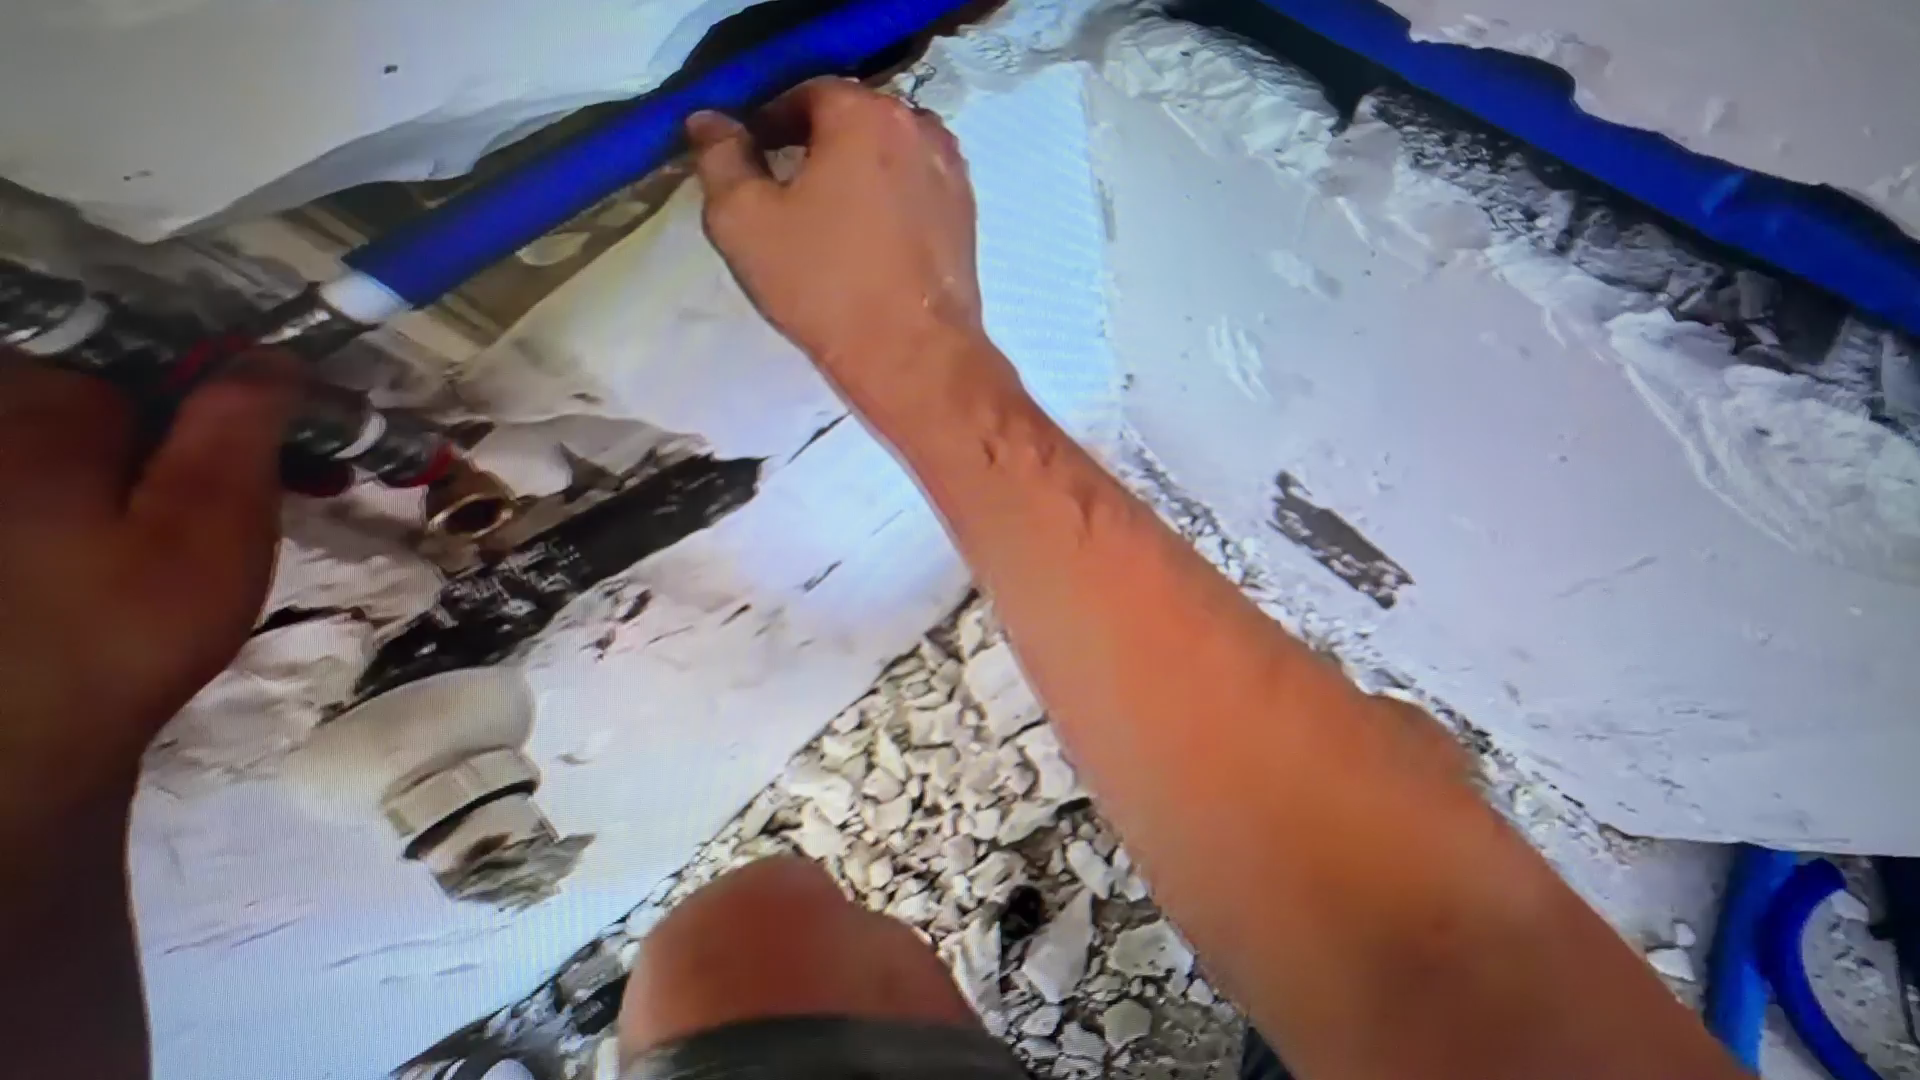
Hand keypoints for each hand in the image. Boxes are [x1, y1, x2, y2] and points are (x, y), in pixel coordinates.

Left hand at [0, 353, 295, 811]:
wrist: (15, 752)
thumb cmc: (129, 628)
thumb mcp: (214, 523)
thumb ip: (239, 428)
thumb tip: (273, 356)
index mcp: (38, 415)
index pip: (147, 368)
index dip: (217, 406)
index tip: (278, 457)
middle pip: (106, 404)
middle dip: (181, 441)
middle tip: (240, 508)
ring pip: (81, 454)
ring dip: (149, 479)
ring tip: (196, 543)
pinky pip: (54, 497)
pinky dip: (106, 513)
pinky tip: (133, 564)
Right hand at [687, 78, 1019, 431]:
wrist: (914, 357)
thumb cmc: (824, 287)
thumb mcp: (744, 222)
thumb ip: (720, 159)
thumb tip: (709, 121)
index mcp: (865, 114)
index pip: (804, 93)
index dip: (768, 122)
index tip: (750, 159)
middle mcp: (919, 127)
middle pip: (852, 120)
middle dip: (815, 145)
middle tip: (785, 193)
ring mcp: (952, 172)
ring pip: (888, 155)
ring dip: (855, 173)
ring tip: (828, 219)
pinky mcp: (967, 216)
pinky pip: (914, 189)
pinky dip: (888, 200)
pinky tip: (869, 240)